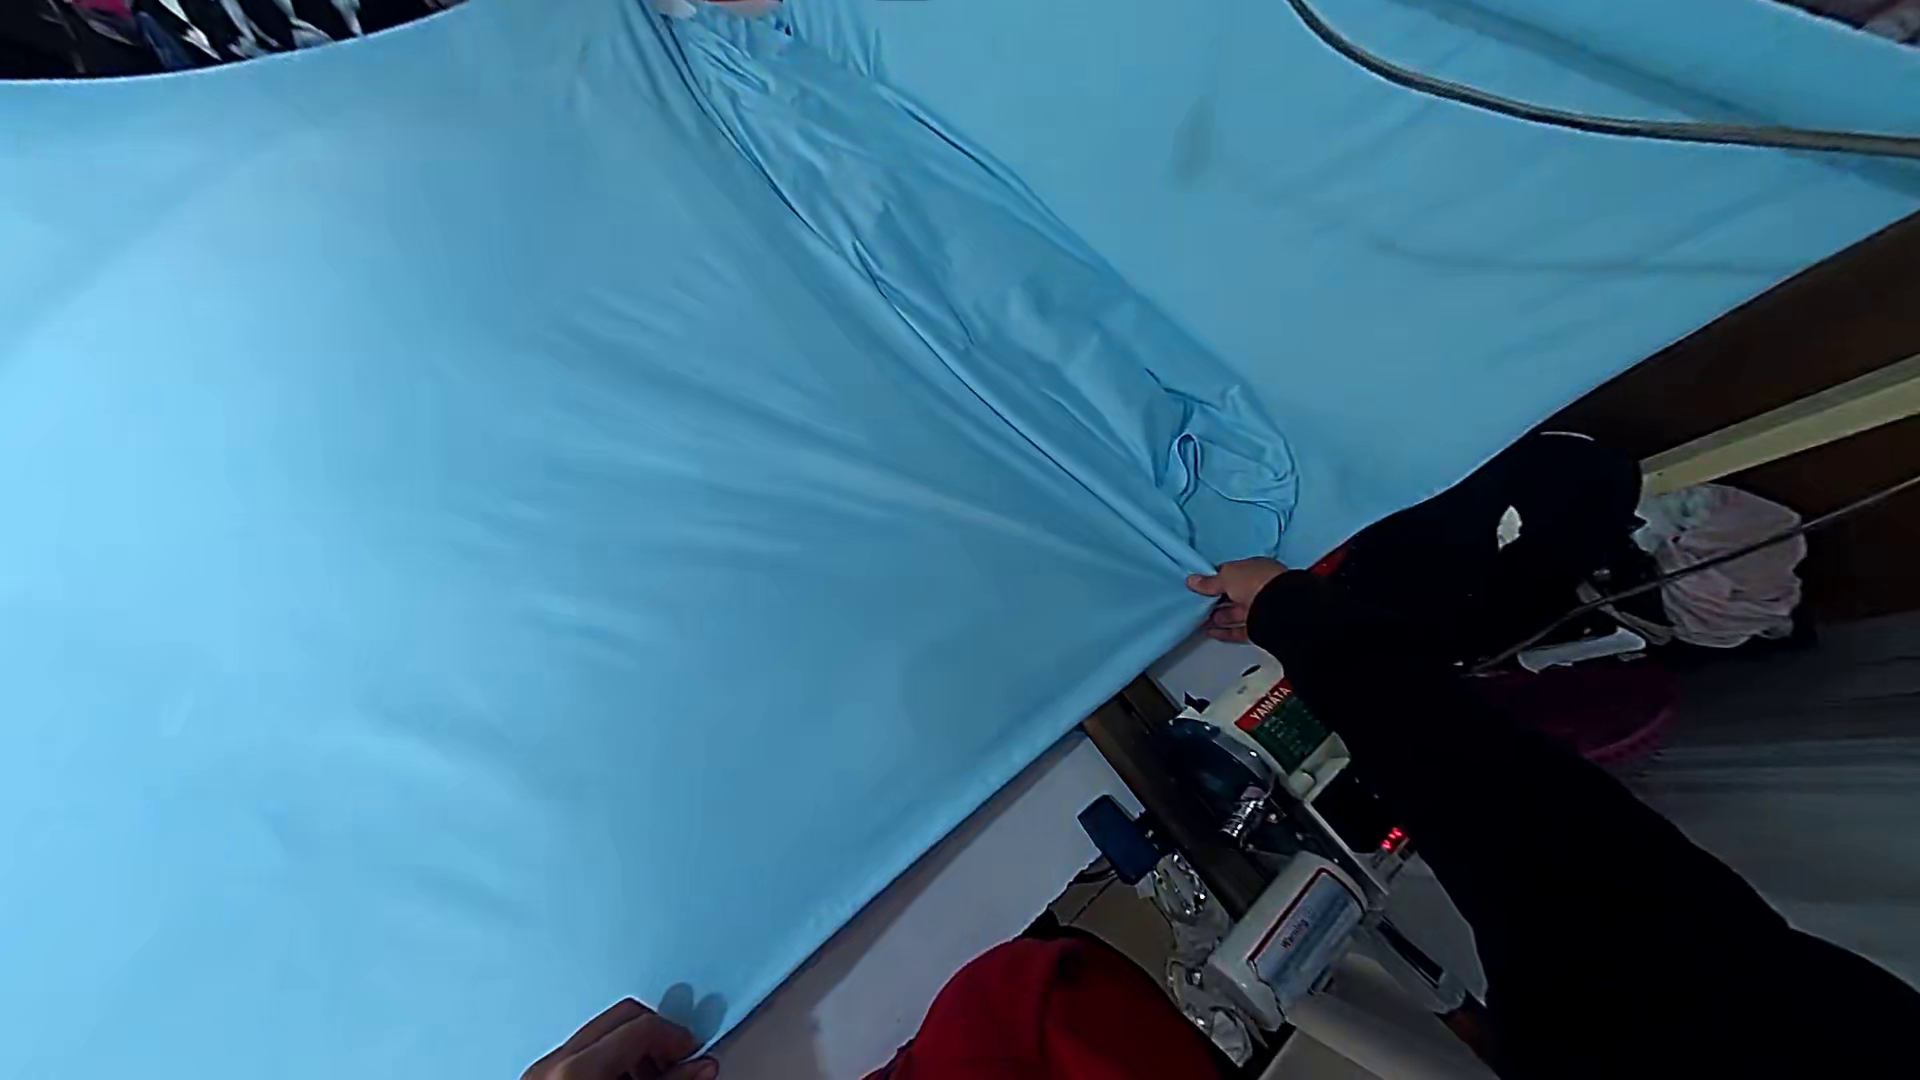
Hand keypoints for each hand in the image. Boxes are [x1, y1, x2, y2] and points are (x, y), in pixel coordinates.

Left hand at [522, 999, 717, 1079]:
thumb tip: (702, 1069)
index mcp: (576, 1071)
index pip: (643, 1026)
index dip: (676, 1038)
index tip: (692, 1058)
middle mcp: (552, 1065)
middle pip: (621, 1018)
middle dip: (654, 1038)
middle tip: (674, 1068)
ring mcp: (533, 1077)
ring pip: (598, 1037)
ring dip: (630, 1054)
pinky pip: (575, 1059)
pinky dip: (604, 1069)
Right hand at [1187, 557, 1286, 642]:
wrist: (1280, 608)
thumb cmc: (1255, 582)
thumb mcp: (1227, 576)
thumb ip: (1209, 581)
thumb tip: (1191, 580)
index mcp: (1257, 569)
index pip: (1234, 573)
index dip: (1216, 579)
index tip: (1201, 585)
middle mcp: (1262, 588)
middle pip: (1234, 594)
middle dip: (1216, 600)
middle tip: (1198, 604)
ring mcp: (1263, 608)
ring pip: (1236, 613)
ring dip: (1219, 617)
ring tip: (1200, 620)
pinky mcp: (1262, 628)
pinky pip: (1240, 630)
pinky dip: (1225, 632)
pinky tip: (1211, 632)